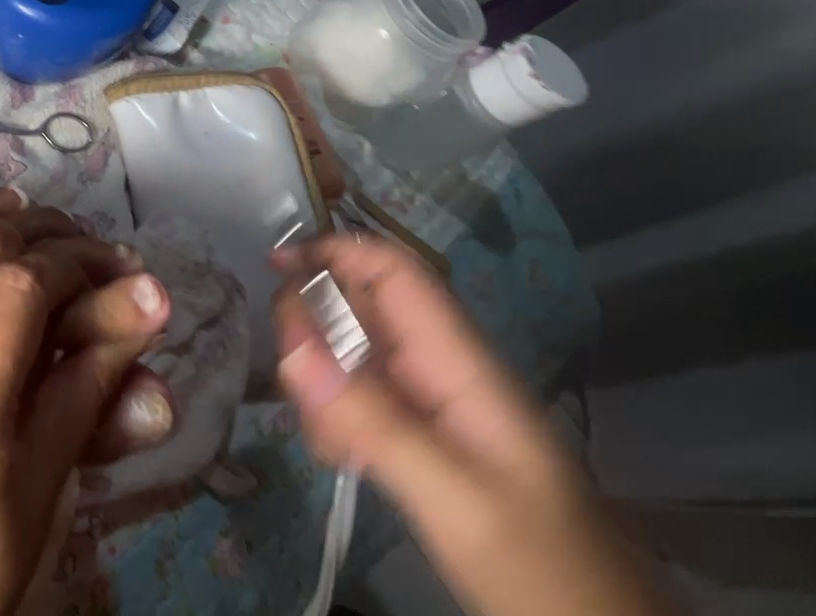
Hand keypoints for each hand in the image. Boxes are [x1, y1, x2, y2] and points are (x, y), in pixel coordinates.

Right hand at [273, 237, 683, 615]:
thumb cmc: (540, 563)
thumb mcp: (455, 498)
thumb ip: (374, 423)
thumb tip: (292, 349)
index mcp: (459, 364)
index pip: (395, 272)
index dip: (338, 252)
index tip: (275, 268)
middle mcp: (441, 370)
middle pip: (362, 308)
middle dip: (314, 331)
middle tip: (297, 386)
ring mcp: (430, 404)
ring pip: (351, 354)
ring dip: (319, 383)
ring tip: (326, 441)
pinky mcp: (421, 436)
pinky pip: (359, 398)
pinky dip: (333, 416)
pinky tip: (339, 457)